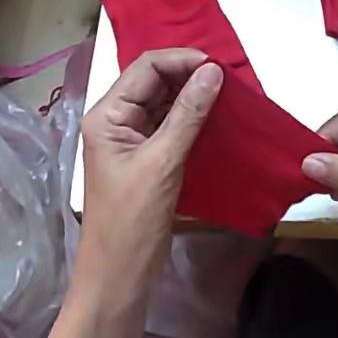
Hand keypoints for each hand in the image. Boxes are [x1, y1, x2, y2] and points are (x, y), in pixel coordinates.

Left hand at [78, 49, 220, 298]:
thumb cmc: (132, 221)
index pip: (146, 68)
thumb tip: (213, 71)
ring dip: (195, 94)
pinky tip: (219, 115)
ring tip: (229, 93)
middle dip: (190, 74)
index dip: (182, 60)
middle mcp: (117, 119)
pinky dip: (194, 116)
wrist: (119, 277)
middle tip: (229, 79)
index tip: (219, 66)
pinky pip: (172, 122)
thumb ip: (188, 114)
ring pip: (166, 100)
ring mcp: (132, 137)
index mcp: (108, 114)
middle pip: (155, 80)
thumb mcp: (163, 162)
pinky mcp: (148, 154)